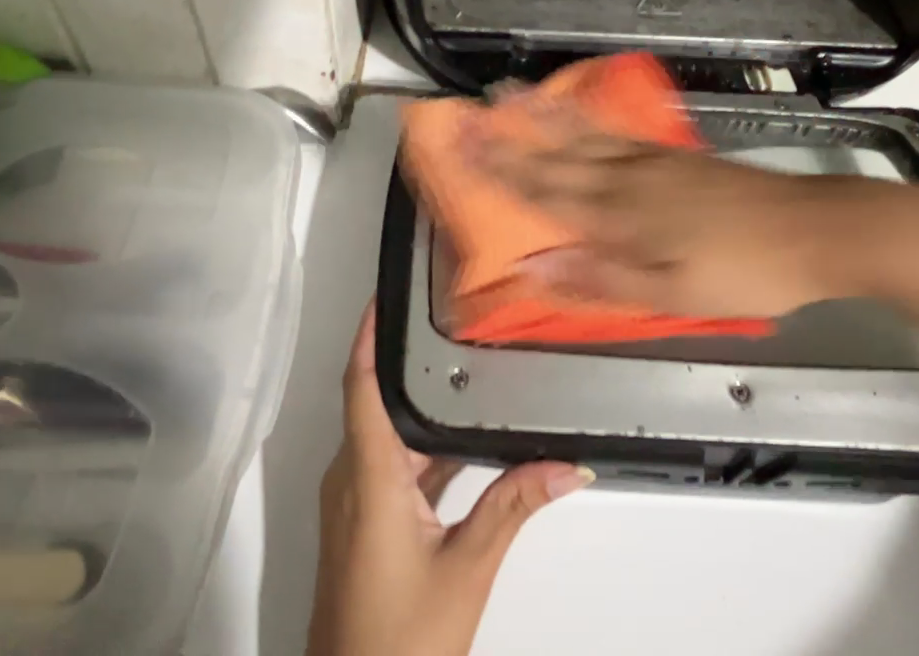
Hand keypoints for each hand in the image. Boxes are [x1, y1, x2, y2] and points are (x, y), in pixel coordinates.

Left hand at [307, 303, 592, 655]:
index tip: (384, 296)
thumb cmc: (402, 635)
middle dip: (408, 364)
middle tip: (448, 326)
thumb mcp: (467, 568)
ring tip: (465, 373)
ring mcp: (352, 503)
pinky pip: (390, 469)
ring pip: (387, 438)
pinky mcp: (361, 523)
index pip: (362, 386)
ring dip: (420, 410)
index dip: (368, 336)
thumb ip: (513, 507)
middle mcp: (350, 479)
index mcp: (367, 477)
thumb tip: (568, 467)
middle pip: (377, 404)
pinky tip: (462, 445)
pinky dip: (422, 451)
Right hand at [470, 96, 881, 319]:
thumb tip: (533, 267)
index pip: (543, 190)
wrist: (816, 231)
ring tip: (507, 96)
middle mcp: (626, 178)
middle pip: (554, 156)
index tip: (459, 150)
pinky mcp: (674, 155)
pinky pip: (615, 130)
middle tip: (465, 117)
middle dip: (505, 139)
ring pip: (582, 135)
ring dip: (539, 117)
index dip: (497, 171)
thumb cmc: (743, 274)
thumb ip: (600, 279)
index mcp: (619, 215)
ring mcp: (652, 161)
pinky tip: (575, 109)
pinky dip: (585, 117)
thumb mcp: (671, 294)